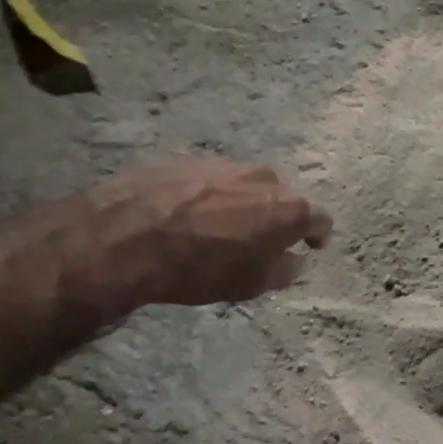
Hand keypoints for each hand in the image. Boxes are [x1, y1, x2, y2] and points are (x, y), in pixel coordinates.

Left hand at [77, 157, 332, 310]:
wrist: (122, 239)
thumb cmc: (200, 269)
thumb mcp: (251, 284)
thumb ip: (284, 270)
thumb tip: (293, 259)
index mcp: (289, 208)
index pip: (320, 218)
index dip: (318, 234)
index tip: (311, 246)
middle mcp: (264, 178)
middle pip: (282, 197)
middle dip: (277, 216)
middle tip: (260, 239)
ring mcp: (224, 164)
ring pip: (245, 185)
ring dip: (242, 203)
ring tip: (220, 226)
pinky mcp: (186, 159)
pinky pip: (211, 179)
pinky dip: (209, 195)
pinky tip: (188, 215)